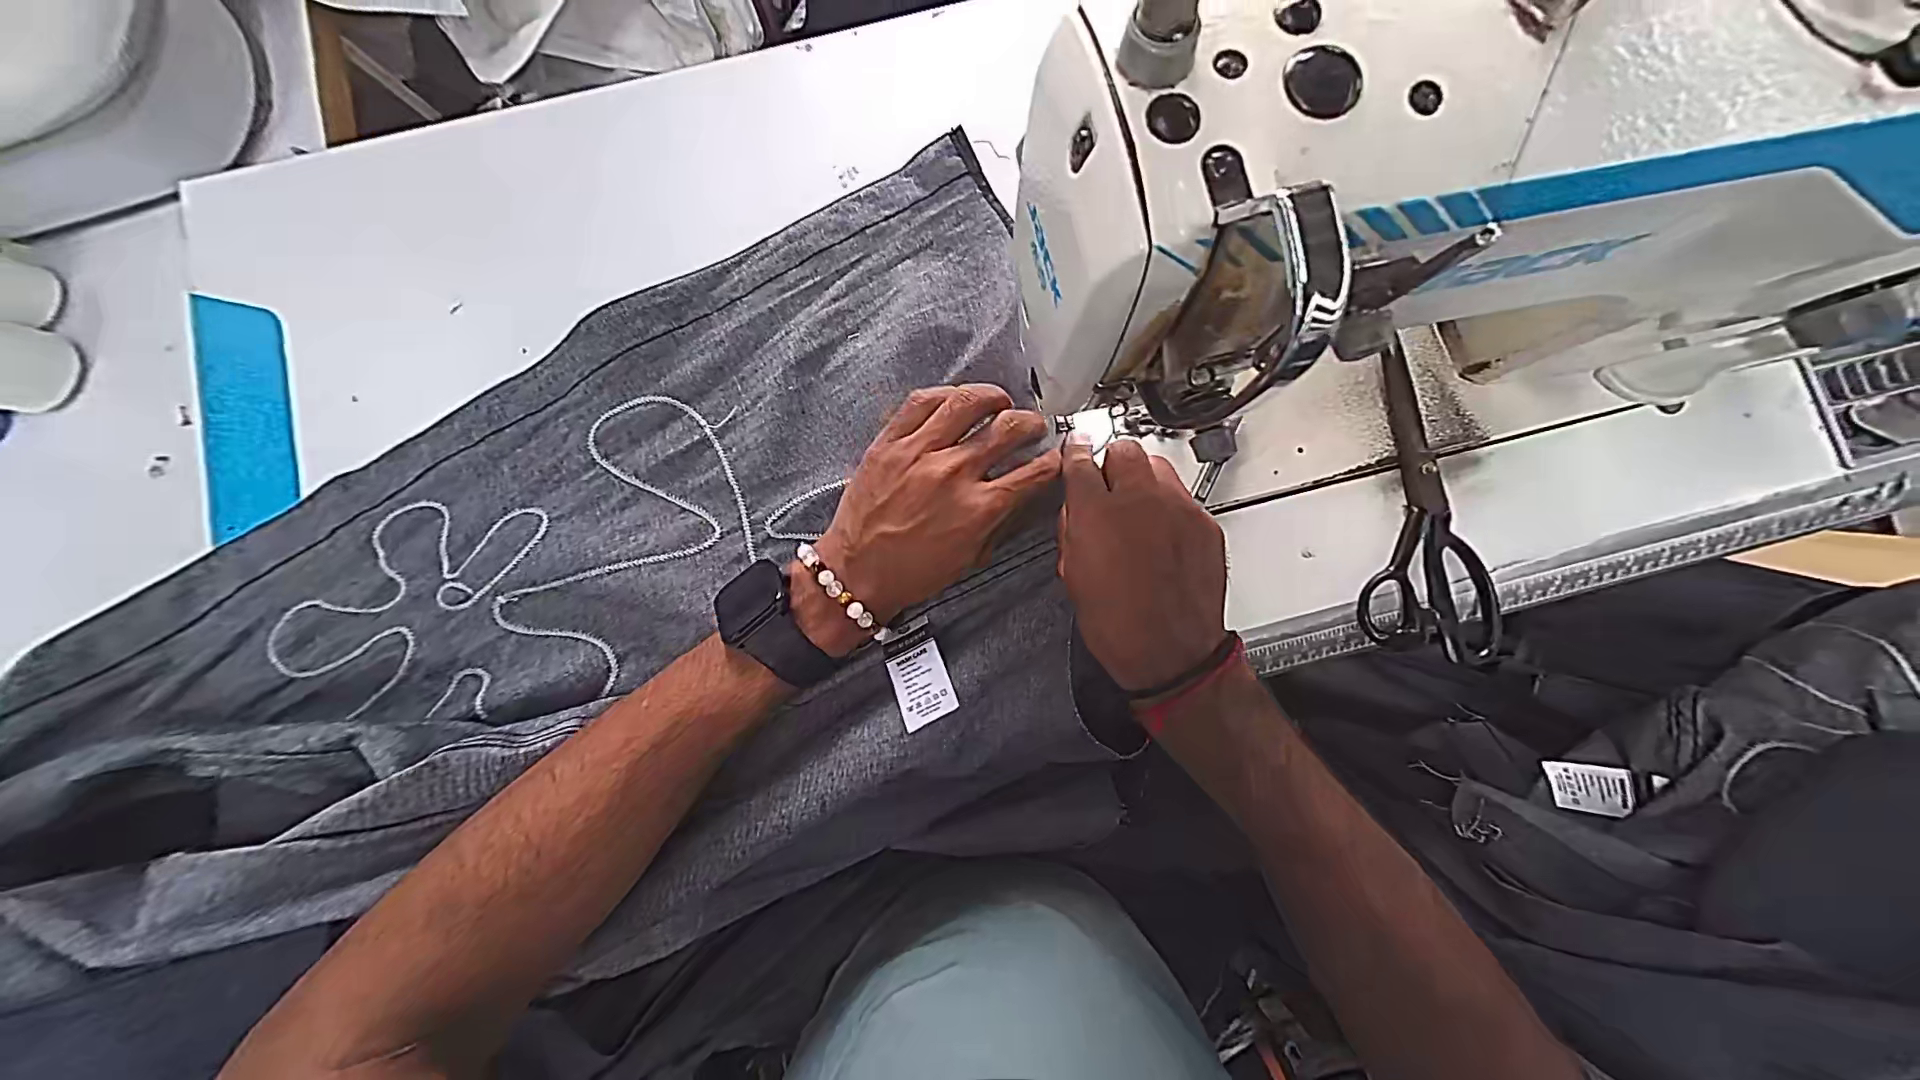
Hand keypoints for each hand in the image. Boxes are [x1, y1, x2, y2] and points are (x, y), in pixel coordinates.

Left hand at [792, 384, 1059, 655]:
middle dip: (1031, 422)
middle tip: (1032, 425)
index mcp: (978, 508)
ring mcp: (918, 454)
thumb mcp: (971, 556)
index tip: (1056, 455)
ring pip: (967, 402)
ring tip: (1000, 402)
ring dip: (994, 397)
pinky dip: (946, 393)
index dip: (1054, 459)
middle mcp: (952, 474)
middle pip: (1008, 428)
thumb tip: (1024, 495)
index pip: (1034, 471)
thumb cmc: (911, 572)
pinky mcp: (889, 444)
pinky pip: (920, 402)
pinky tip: (955, 398)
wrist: (857, 573)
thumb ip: (1002, 522)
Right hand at [1057, 435, 1227, 692]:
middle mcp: (1138, 501)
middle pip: (1124, 449)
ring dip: (1142, 479)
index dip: (1075, 452)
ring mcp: (1176, 508)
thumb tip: (1076, 508)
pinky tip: (1161, 532)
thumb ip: (1073, 529)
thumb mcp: (1074, 574)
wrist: (1170, 652)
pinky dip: (1168, 505)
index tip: (1076, 449)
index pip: (1080, 458)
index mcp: (1095, 512)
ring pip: (1157, 465)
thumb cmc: (1119, 624)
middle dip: (1111, 462)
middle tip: (1106, 484)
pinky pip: (1182, 495)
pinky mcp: (1204, 522)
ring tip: (1136, 508)